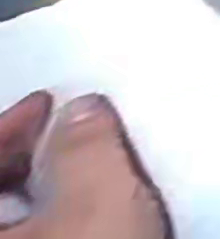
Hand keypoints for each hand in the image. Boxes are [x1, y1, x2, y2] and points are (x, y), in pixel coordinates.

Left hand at [0, 93, 167, 238]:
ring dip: (14, 190)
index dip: (2, 129)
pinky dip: (23, 220)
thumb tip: (81, 111)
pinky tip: (59, 210)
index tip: (44, 104)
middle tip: (55, 127)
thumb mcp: (101, 198)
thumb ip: (88, 146)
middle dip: (9, 159)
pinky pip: (10, 235)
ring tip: (63, 165)